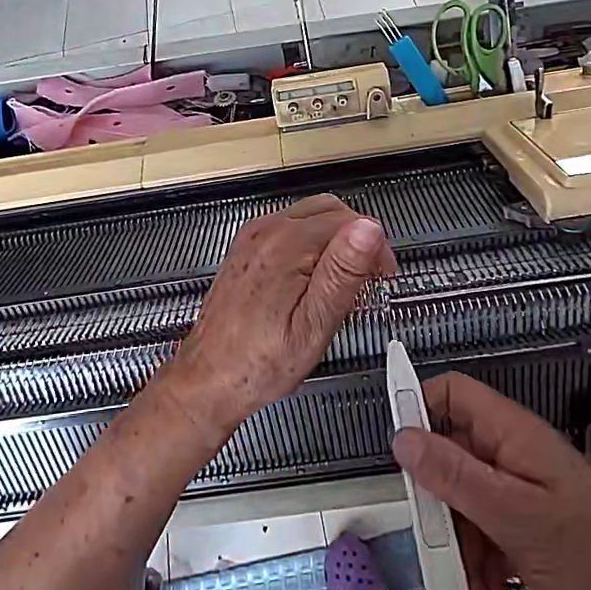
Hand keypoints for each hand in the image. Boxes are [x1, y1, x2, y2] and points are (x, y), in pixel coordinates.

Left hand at [158, 195, 396, 434]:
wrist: (209, 379)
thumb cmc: (257, 363)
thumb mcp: (315, 324)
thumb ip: (344, 271)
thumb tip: (369, 230)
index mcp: (286, 245)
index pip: (350, 221)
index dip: (374, 248)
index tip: (381, 276)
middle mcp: (267, 232)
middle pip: (332, 210)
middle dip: (358, 239)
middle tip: (368, 278)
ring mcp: (254, 238)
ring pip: (312, 216)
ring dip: (336, 240)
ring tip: (343, 282)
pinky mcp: (248, 248)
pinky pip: (292, 228)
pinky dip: (313, 243)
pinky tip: (315, 278)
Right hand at [391, 373, 590, 589]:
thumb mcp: (520, 517)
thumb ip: (458, 475)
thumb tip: (407, 438)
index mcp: (516, 437)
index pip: (454, 395)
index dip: (420, 408)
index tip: (395, 446)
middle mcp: (515, 461)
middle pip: (449, 466)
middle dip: (441, 519)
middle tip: (442, 559)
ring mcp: (521, 501)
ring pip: (464, 516)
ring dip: (462, 567)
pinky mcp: (528, 536)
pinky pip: (485, 549)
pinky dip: (483, 586)